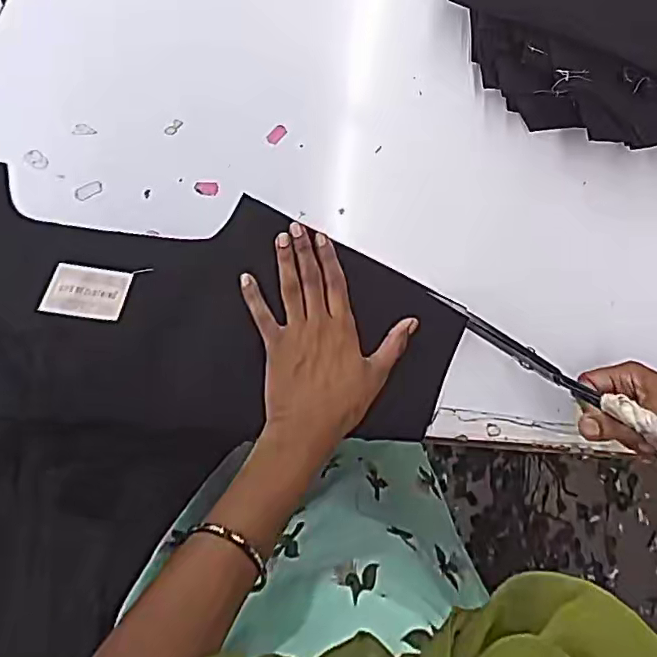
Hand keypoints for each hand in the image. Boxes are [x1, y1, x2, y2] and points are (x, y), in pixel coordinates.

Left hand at [240, 222, 417, 456]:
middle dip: (304, 251)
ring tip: (280, 241)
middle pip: (311, 279)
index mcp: (342, 328)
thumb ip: (394, 344)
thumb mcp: (377, 375)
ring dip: (284, 263)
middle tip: (298, 229)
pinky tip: (247, 279)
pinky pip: (262, 315)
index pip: (336, 283)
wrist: (306, 427)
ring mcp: (294, 332)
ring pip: (289, 289)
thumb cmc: (339, 405)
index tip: (323, 240)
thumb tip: (409, 325)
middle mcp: (317, 325)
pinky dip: (253, 297)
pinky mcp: (274, 345)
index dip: (328, 258)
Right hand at [577, 362, 656, 459]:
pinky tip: (656, 446)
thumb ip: (612, 423)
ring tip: (651, 440)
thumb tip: (586, 421)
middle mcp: (633, 386)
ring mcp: (642, 404)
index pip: (588, 385)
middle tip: (635, 433)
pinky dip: (641, 445)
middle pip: (601, 409)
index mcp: (628, 375)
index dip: (589, 407)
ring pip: (616, 425)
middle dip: (616, 429)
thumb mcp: (647, 423)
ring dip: (631, 440)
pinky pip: (631, 435)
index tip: (598, 425)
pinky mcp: (650, 420)